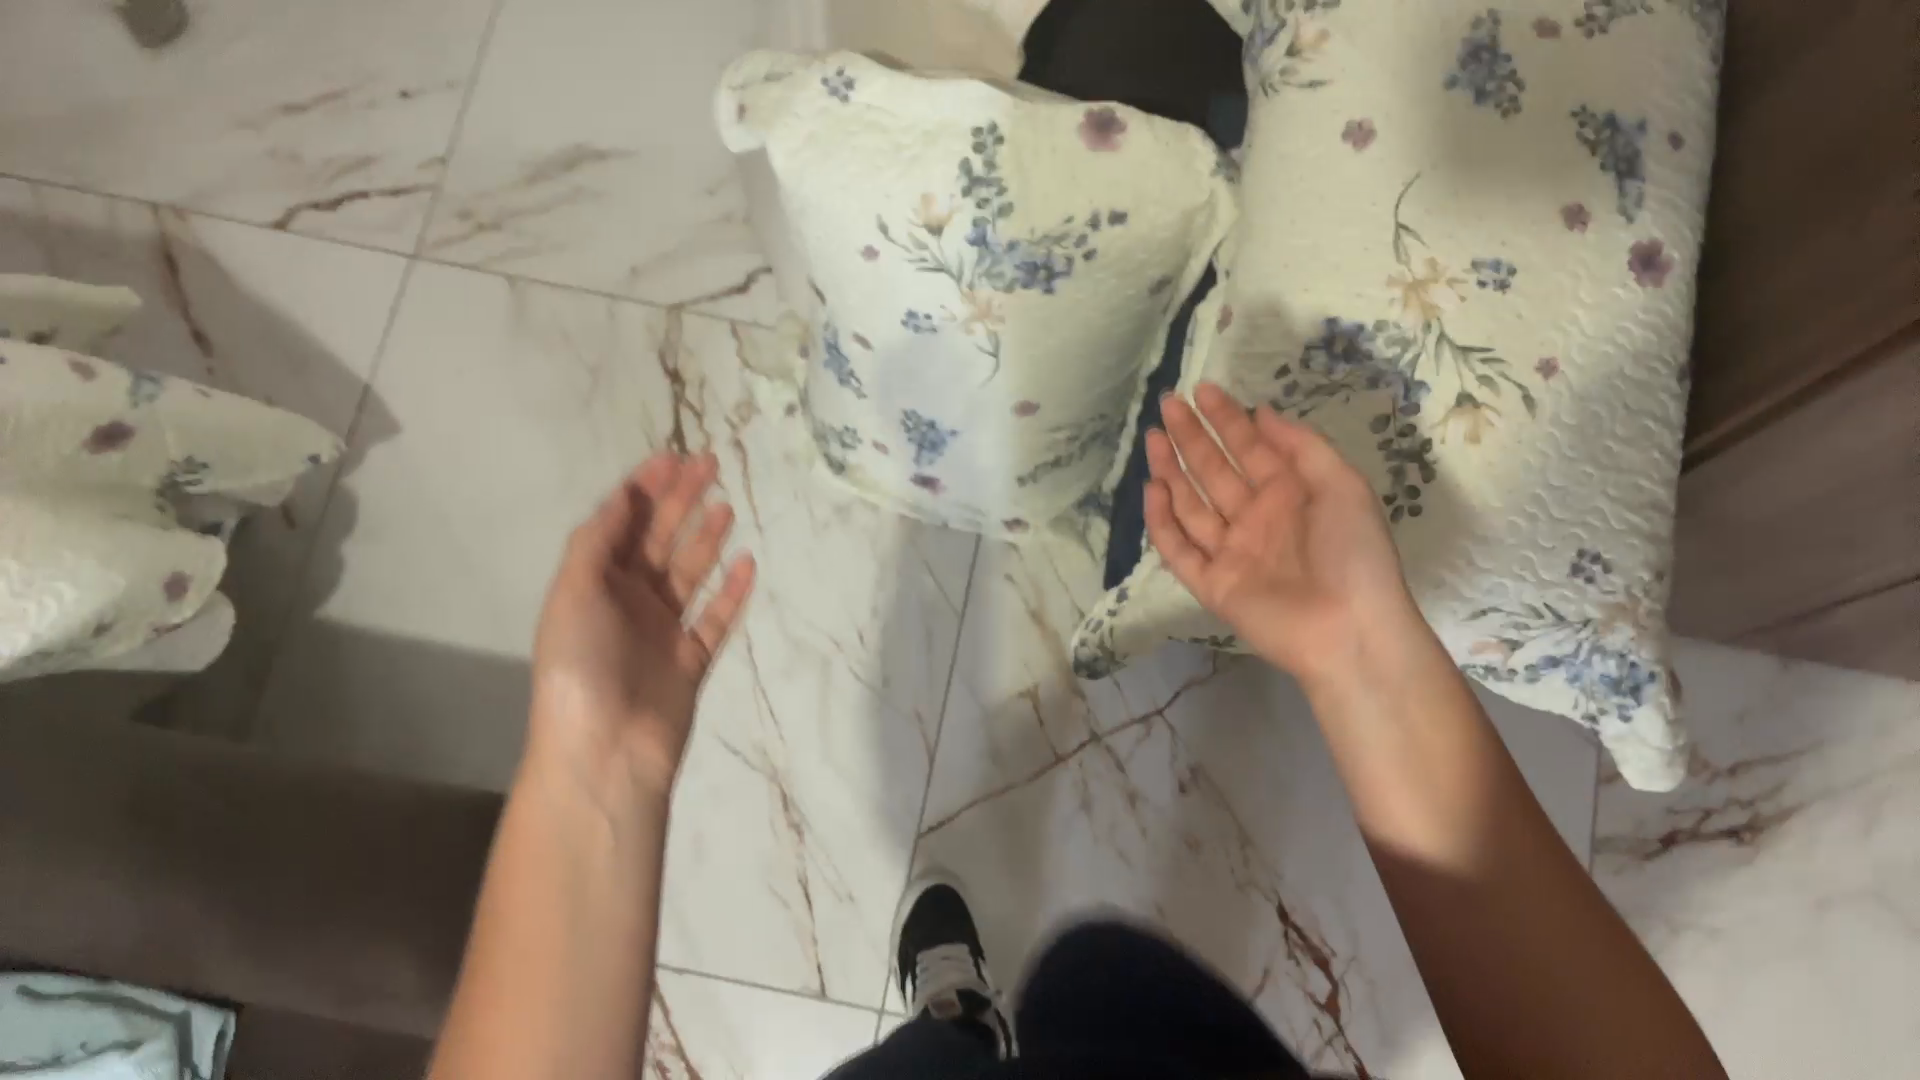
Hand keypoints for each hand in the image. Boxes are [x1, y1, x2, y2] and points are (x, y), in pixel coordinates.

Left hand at [529, 452, 755, 795]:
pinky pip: (715, 618)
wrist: (605, 749)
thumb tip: (624, 494)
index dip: (645, 490)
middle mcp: (628, 602)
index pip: (622, 526)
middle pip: (659, 542)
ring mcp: (662, 632)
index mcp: (593, 585)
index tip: (672, 458)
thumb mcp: (574, 592)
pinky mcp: (692, 660)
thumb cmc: (581, 664)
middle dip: (682, 502)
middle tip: (709, 466)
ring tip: (727, 508)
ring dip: (707, 540)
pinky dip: (731, 593)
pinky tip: (747, 563)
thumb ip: (598, 541)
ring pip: (689, 575)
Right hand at [1144, 382, 1420, 689]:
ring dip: (1171, 470)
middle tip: (1166, 404)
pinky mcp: (1211, 583)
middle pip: (1215, 471)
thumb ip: (1301, 447)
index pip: (1250, 448)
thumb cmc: (1354, 553)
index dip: (1226, 419)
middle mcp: (1256, 518)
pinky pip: (1180, 548)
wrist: (1349, 629)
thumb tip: (1263, 412)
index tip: (1201, 390)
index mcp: (1289, 494)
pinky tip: (1152, 489)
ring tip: (1153, 438)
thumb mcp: (1343, 486)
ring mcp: (1231, 552)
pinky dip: (1163, 521)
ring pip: (1191, 505)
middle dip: (1191, 437)